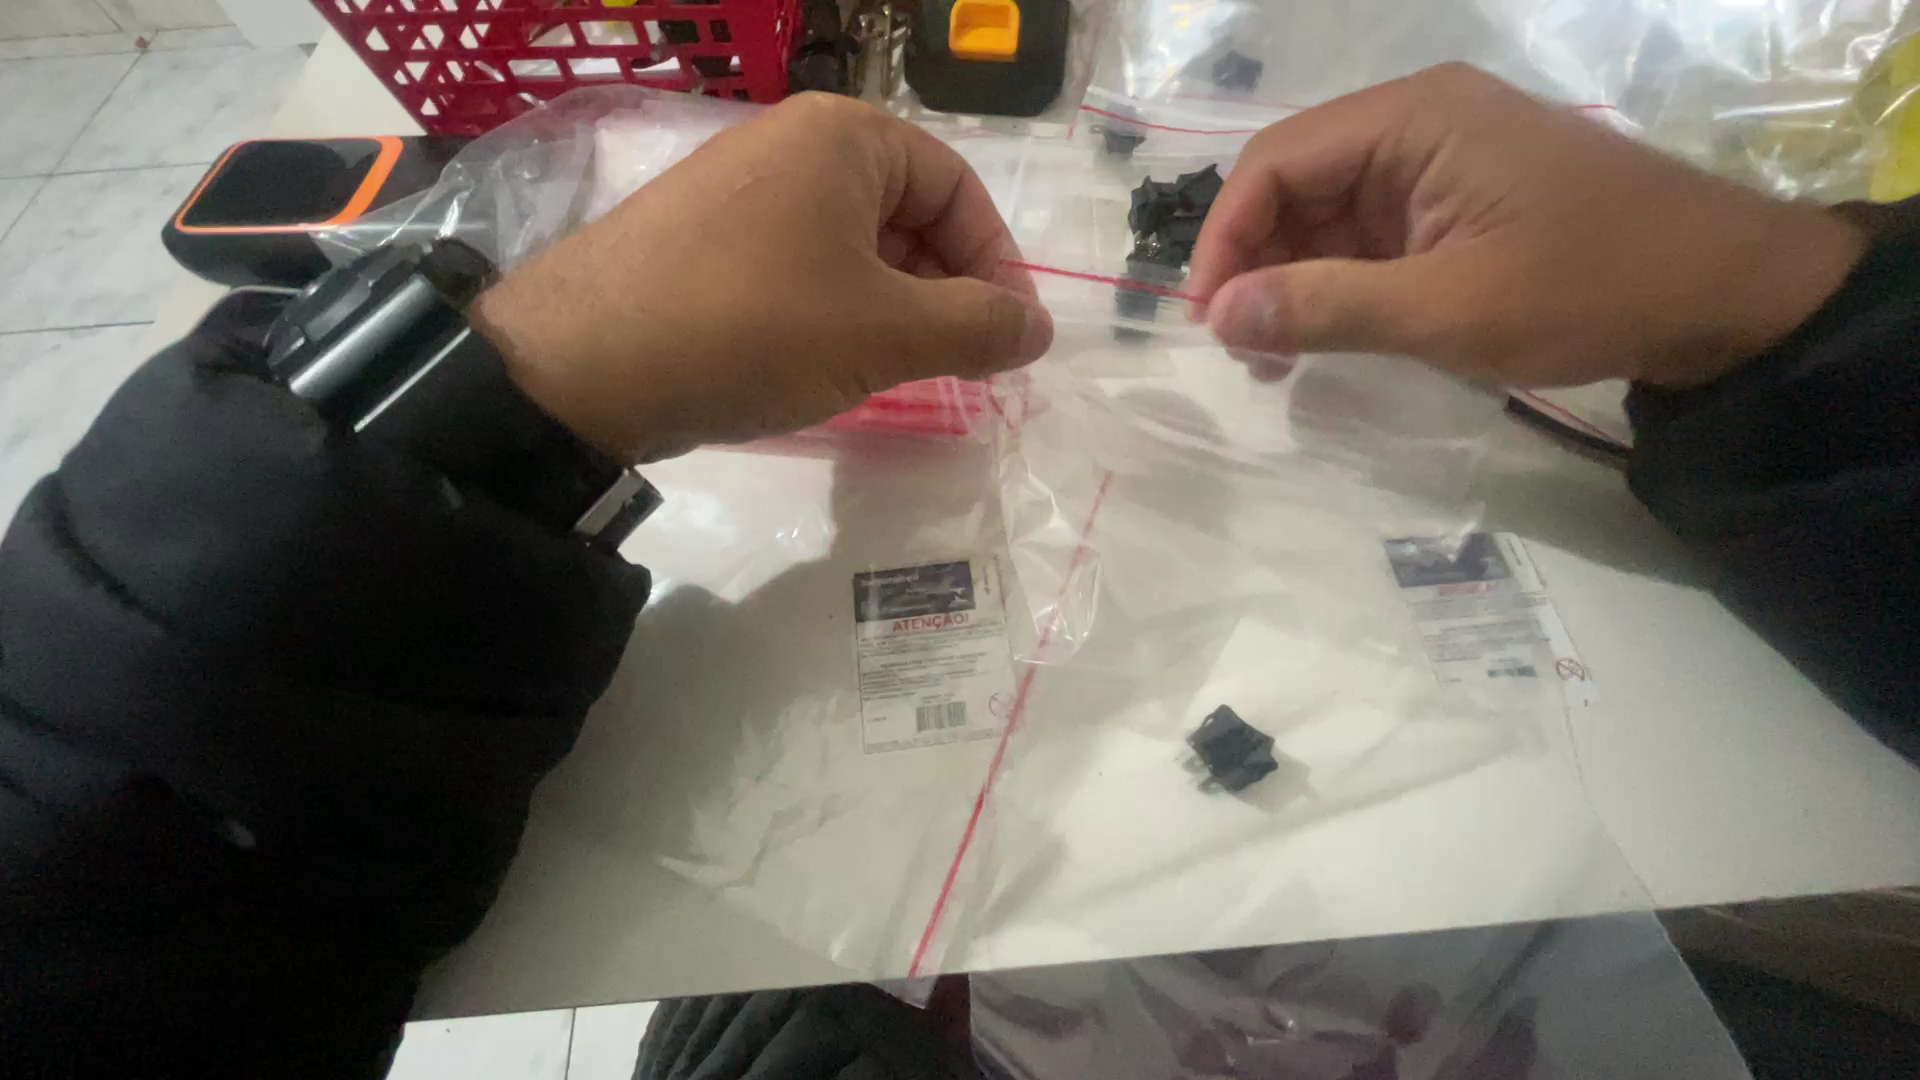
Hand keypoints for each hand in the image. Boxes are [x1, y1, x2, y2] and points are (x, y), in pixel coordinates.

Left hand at [471, 94, 1052, 459]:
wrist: (587, 367)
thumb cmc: (756, 328)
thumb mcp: (885, 333)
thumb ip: (977, 327)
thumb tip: (1040, 329)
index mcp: (845, 138)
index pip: (957, 189)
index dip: (995, 263)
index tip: (1006, 336)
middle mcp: (793, 147)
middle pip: (907, 215)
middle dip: (943, 291)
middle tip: (955, 362)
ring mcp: (743, 194)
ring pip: (854, 249)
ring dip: (893, 309)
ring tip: (898, 369)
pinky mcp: (709, 244)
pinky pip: (803, 269)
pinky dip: (838, 313)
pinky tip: (833, 362)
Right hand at [1187, 64, 1865, 388]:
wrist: (1720, 300)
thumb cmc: (1588, 289)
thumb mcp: (1446, 308)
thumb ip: (1324, 307)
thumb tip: (1217, 317)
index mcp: (1414, 120)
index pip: (1275, 162)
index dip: (1225, 237)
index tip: (1208, 317)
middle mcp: (1410, 130)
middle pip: (1286, 188)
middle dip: (1249, 265)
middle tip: (1240, 346)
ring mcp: (1423, 172)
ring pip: (1311, 222)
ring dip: (1278, 285)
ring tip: (1271, 356)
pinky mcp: (1435, 213)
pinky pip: (1348, 246)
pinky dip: (1318, 292)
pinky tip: (1311, 339)